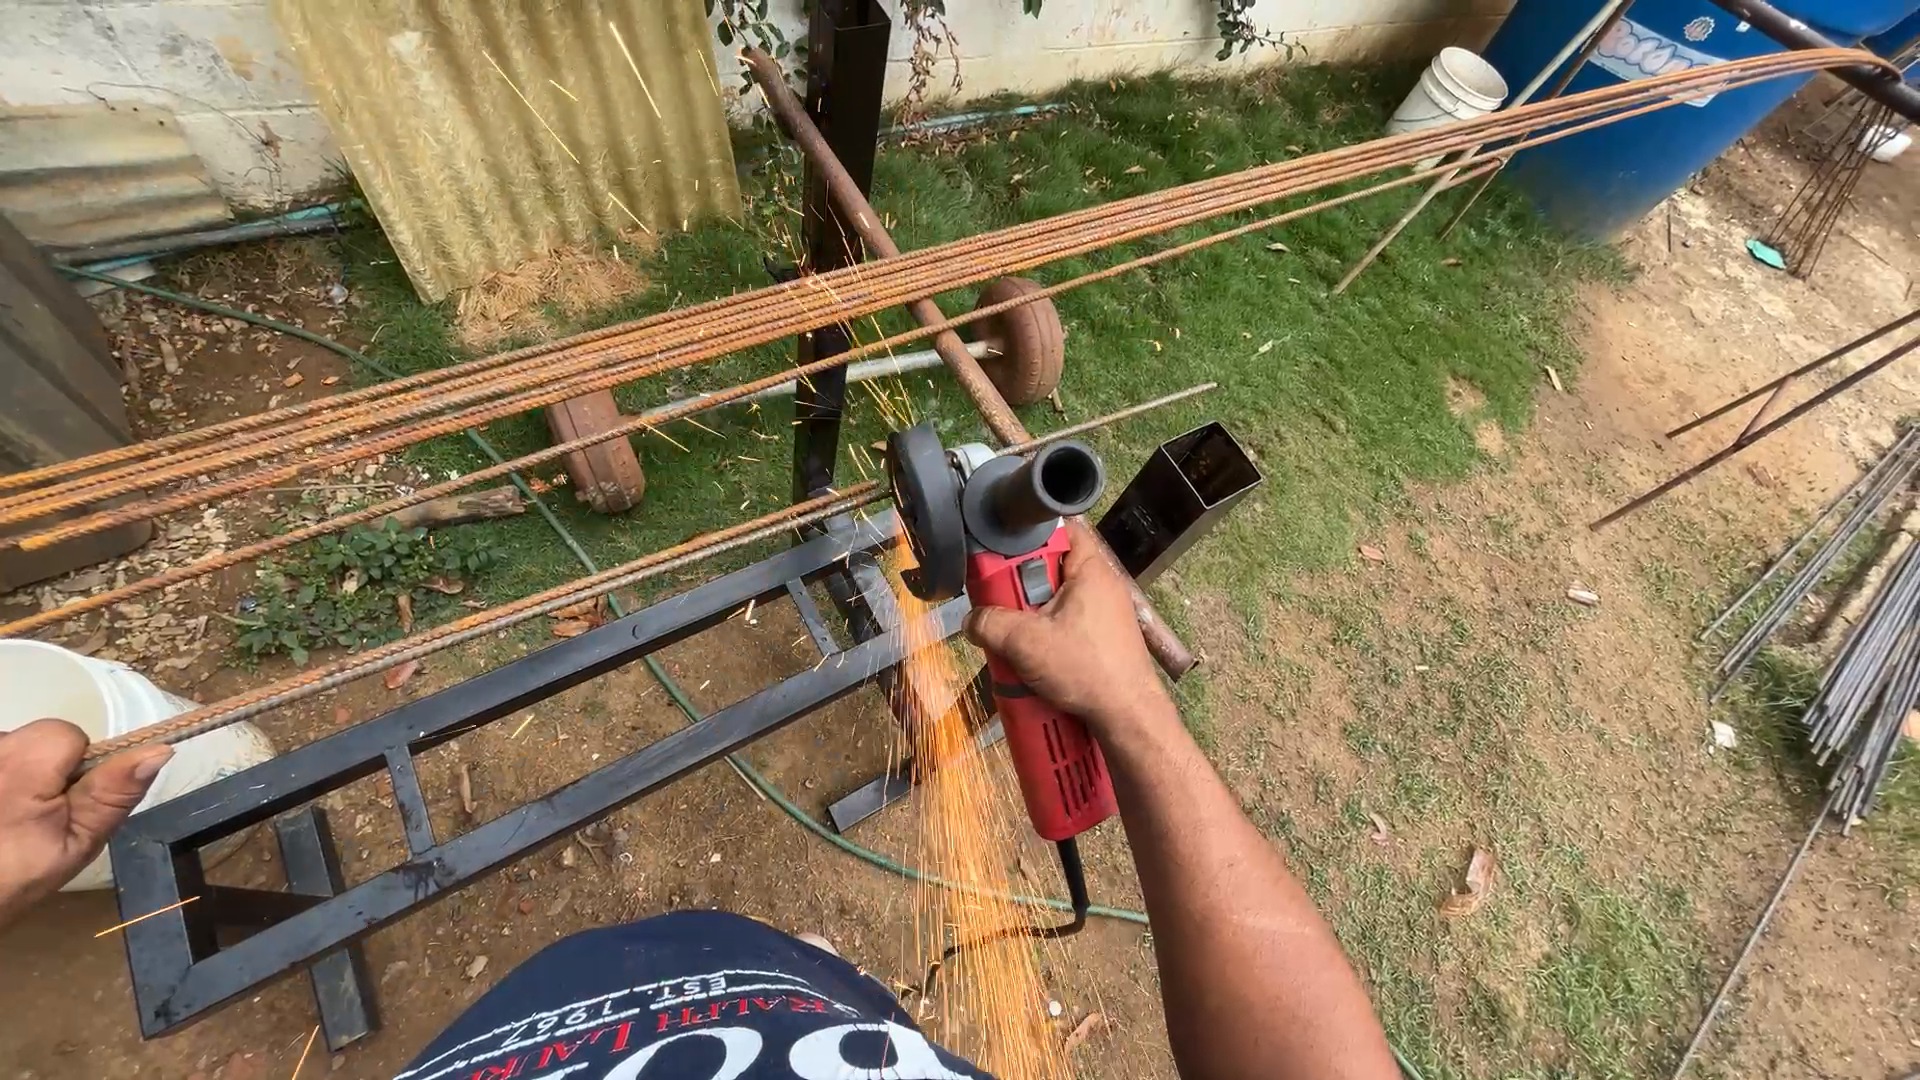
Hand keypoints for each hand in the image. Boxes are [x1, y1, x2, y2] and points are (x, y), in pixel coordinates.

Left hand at [0, 720, 170, 925]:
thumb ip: (113, 795)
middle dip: (36, 765)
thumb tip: (159, 750)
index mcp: (15, 777)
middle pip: (23, 739)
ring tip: (8, 811)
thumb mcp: (77, 845)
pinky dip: (0, 779)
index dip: (71, 759)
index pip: (58, 733)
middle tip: (33, 809)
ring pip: (3, 750)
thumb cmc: (14, 880)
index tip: (63, 796)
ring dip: (11, 772)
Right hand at [963, 519, 1176, 739]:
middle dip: (1022, 586)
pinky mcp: (1103, 638)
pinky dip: (1047, 635)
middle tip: (1000, 601)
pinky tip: (1032, 656)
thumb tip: (970, 620)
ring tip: (1012, 634)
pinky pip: (1067, 624)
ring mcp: (1106, 613)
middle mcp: (1102, 585)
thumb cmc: (1085, 669)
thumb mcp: (1026, 642)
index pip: (1060, 530)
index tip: (1001, 553)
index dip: (1028, 536)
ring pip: (1056, 601)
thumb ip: (990, 624)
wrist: (1127, 717)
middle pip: (1051, 569)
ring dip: (1031, 616)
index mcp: (1090, 570)